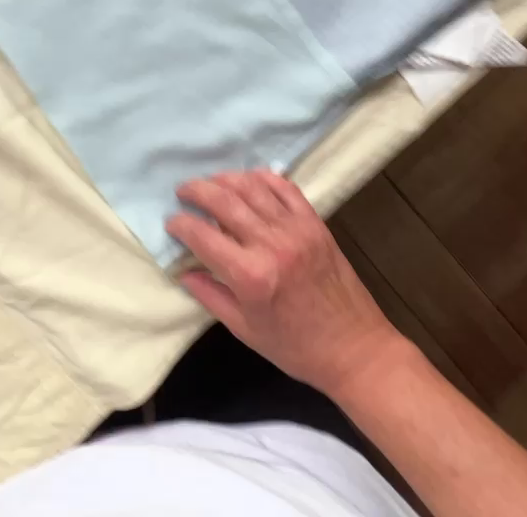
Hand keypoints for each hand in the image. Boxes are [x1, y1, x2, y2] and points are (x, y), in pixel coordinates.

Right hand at [166, 171, 407, 398]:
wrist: (355, 349)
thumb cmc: (296, 348)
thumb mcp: (245, 330)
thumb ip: (210, 296)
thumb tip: (183, 272)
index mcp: (250, 276)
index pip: (202, 236)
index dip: (181, 225)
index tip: (171, 222)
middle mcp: (270, 244)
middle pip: (224, 201)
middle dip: (197, 191)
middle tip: (183, 191)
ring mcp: (296, 229)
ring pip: (252, 187)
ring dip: (225, 179)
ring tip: (210, 182)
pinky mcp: (315, 223)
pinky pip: (285, 188)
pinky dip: (263, 178)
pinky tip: (249, 179)